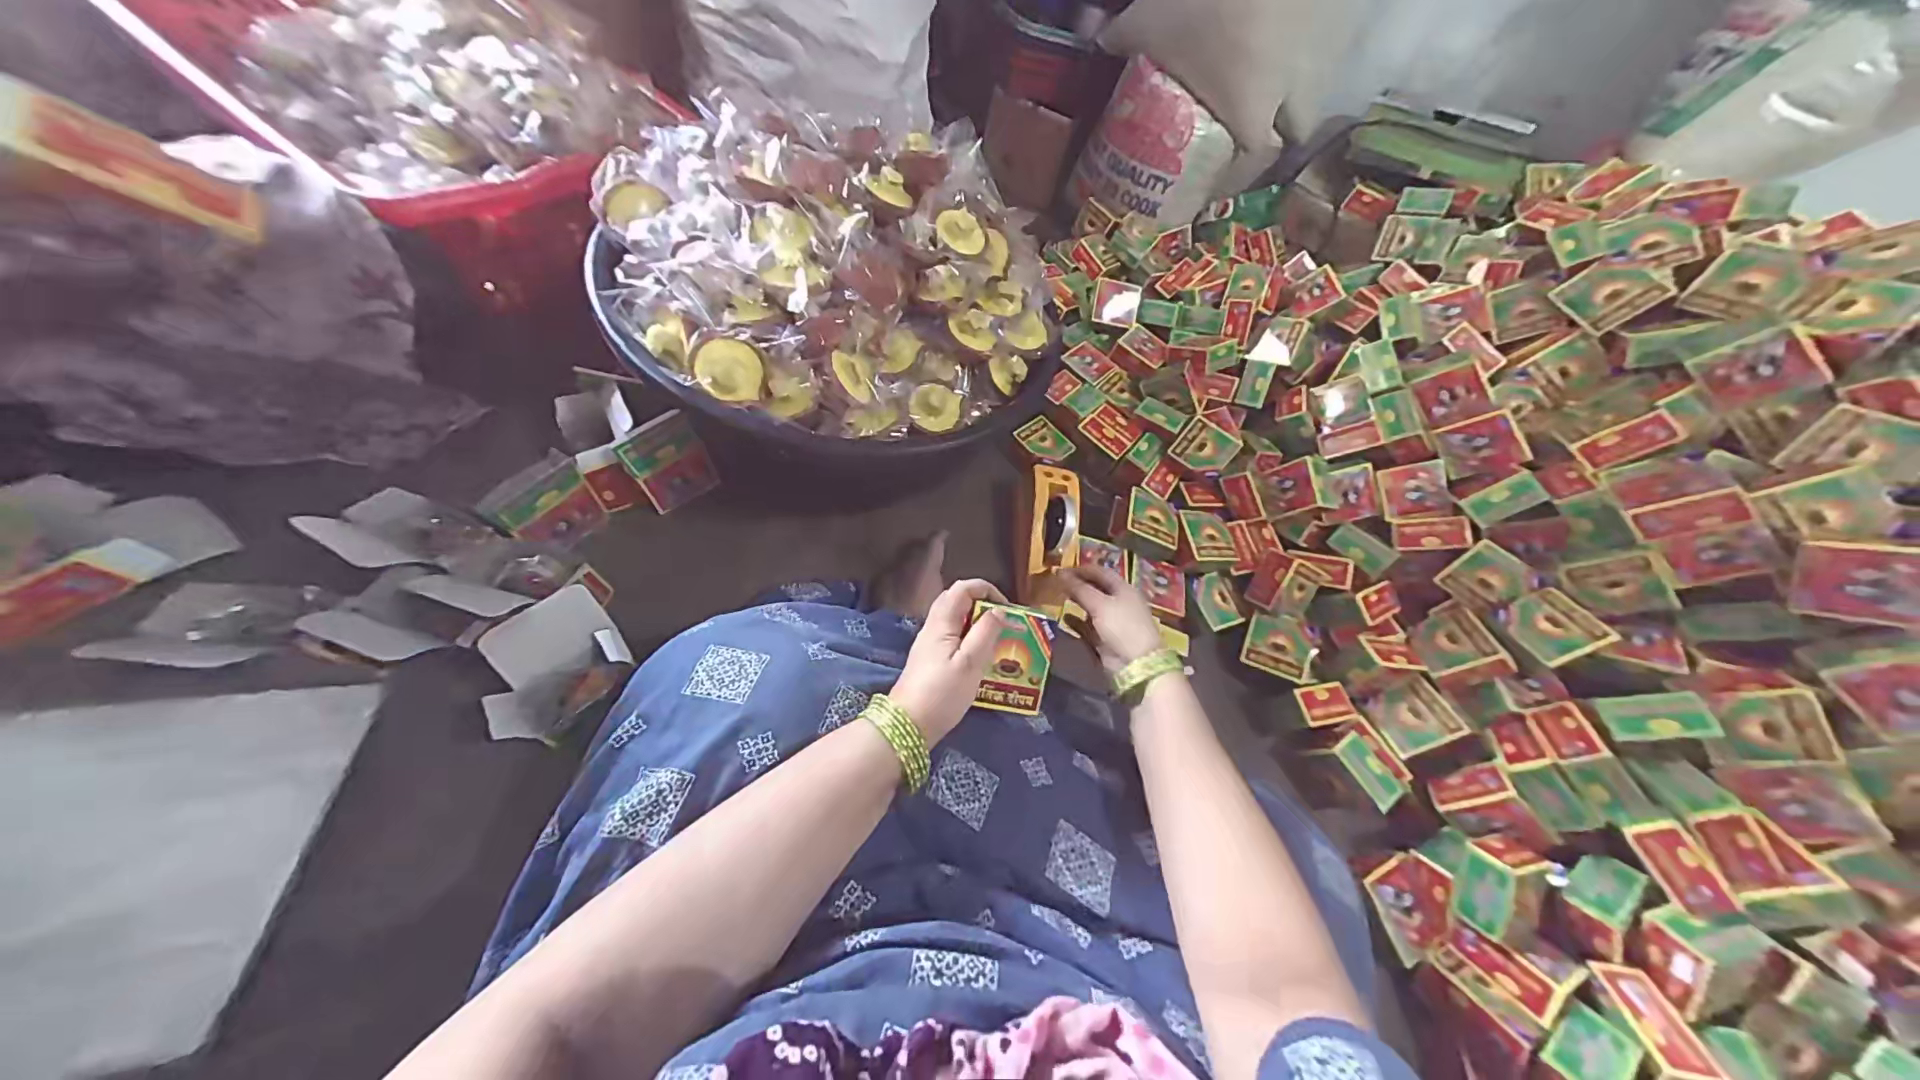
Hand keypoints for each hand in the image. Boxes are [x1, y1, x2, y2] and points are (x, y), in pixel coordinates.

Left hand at [887, 579, 1006, 741]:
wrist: (909, 724)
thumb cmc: (943, 692)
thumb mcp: (971, 662)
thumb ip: (986, 632)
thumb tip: (999, 611)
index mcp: (942, 622)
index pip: (962, 588)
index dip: (986, 589)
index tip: (1007, 608)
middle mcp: (932, 627)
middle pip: (956, 600)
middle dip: (982, 604)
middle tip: (1003, 623)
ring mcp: (928, 644)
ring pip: (954, 619)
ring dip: (976, 623)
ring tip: (996, 641)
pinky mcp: (929, 659)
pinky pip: (951, 637)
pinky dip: (968, 638)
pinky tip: (979, 658)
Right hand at [1061, 566, 1167, 674]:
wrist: (1136, 663)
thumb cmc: (1122, 626)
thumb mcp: (1100, 604)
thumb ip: (1080, 588)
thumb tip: (1060, 573)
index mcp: (1123, 589)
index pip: (1100, 572)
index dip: (1081, 569)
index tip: (1061, 569)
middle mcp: (1118, 602)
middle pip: (1095, 589)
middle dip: (1077, 585)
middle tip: (1056, 583)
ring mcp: (1111, 621)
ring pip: (1090, 607)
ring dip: (1075, 602)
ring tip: (1057, 597)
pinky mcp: (1104, 638)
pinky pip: (1087, 626)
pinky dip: (1076, 621)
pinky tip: (1064, 618)